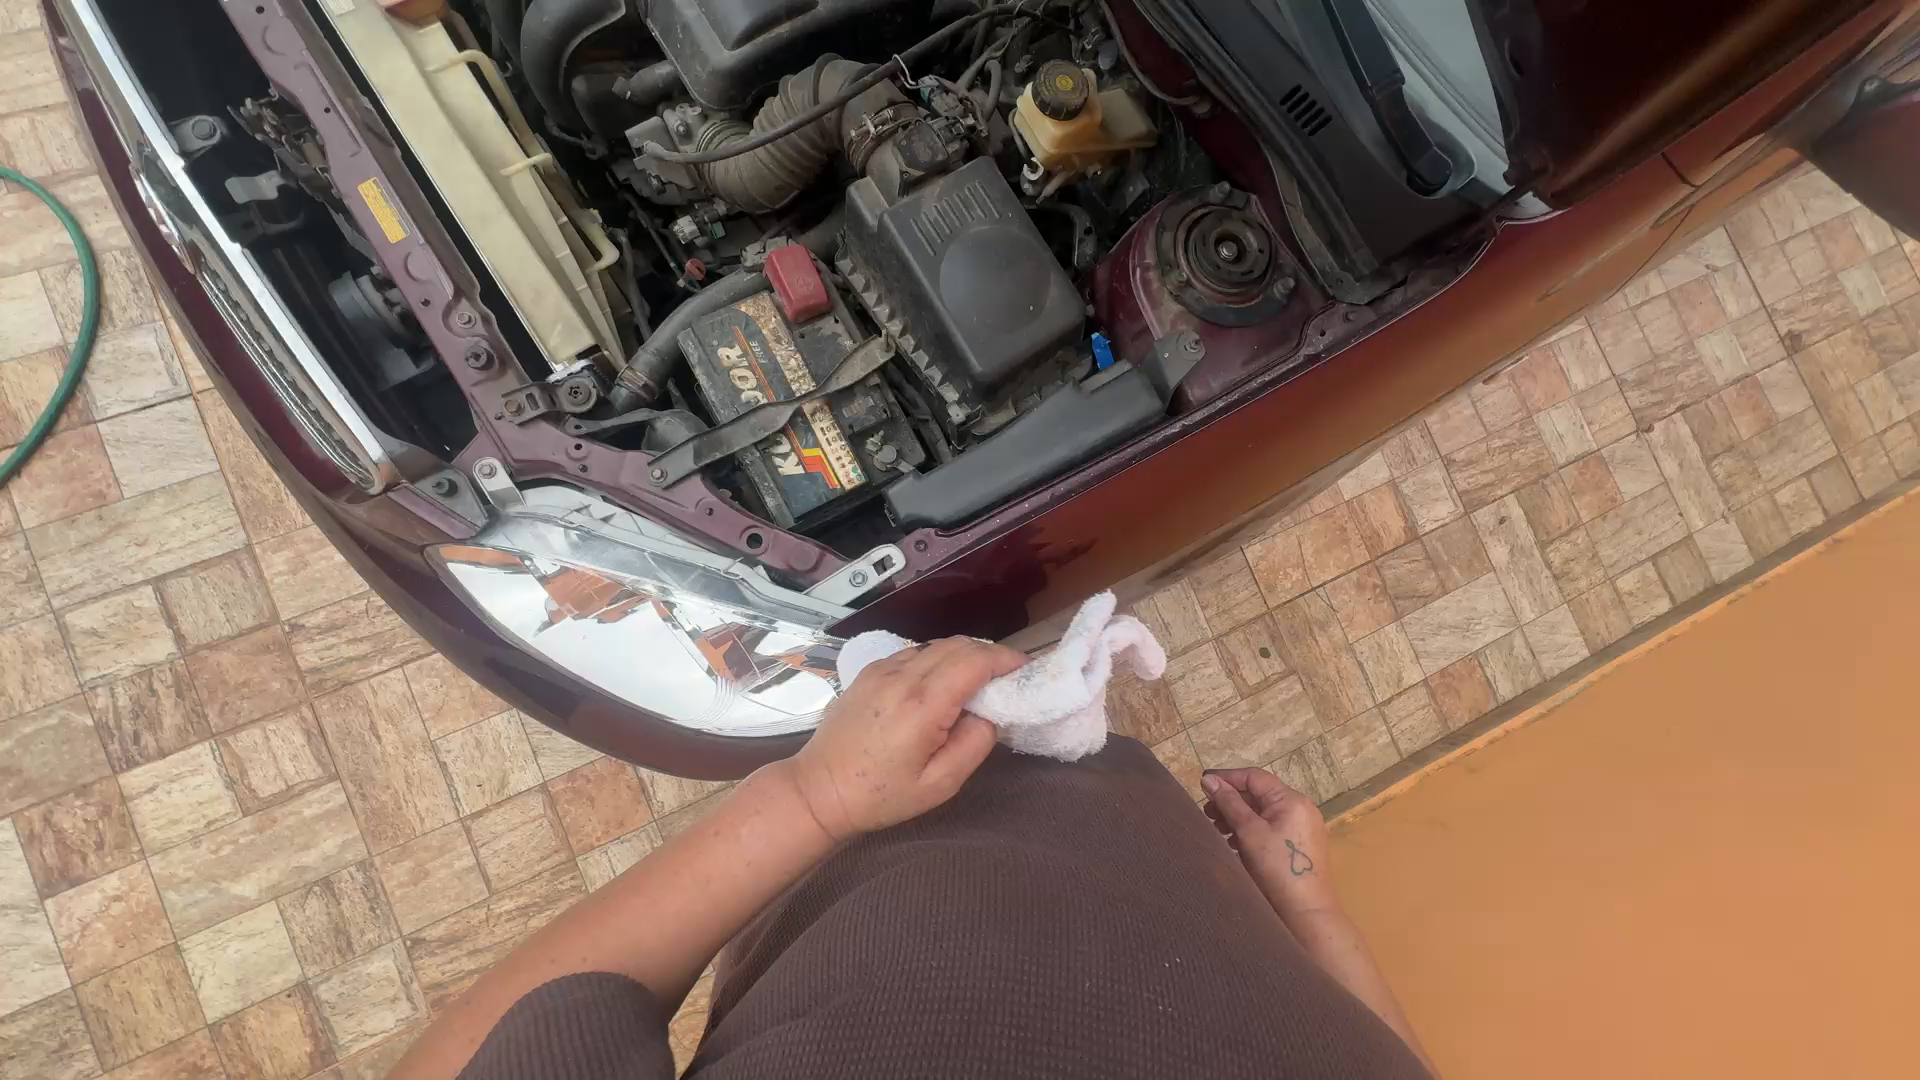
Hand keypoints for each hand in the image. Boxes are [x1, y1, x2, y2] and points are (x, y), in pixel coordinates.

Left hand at [779, 637, 1026, 843]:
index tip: (1024, 668)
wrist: (819, 789)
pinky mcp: (869, 671)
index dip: (1004, 658)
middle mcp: (902, 676)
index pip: (974, 661)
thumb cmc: (882, 795)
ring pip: (935, 645)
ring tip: (976, 680)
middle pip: (958, 645)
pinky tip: (939, 683)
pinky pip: (913, 653)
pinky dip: (936, 658)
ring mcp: (882, 669)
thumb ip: (974, 743)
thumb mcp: (940, 784)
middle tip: (1006, 676)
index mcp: (923, 704)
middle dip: (988, 654)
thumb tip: (991, 713)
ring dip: (962, 654)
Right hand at [1203, 768, 1338, 920]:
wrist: (1308, 914)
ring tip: (1216, 827)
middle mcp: (1299, 808)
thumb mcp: (1249, 831)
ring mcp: (1301, 828)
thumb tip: (1208, 779)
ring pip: (1261, 811)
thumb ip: (1228, 802)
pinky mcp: (1298, 845)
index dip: (1226, 777)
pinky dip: (1248, 829)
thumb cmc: (1277, 868)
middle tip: (1206, 811)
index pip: (1254, 777)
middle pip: (1257, 794)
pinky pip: (1269, 826)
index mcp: (1291, 800)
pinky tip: (1231, 841)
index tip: (1202, 784)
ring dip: (1236, 815)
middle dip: (1229, 799)